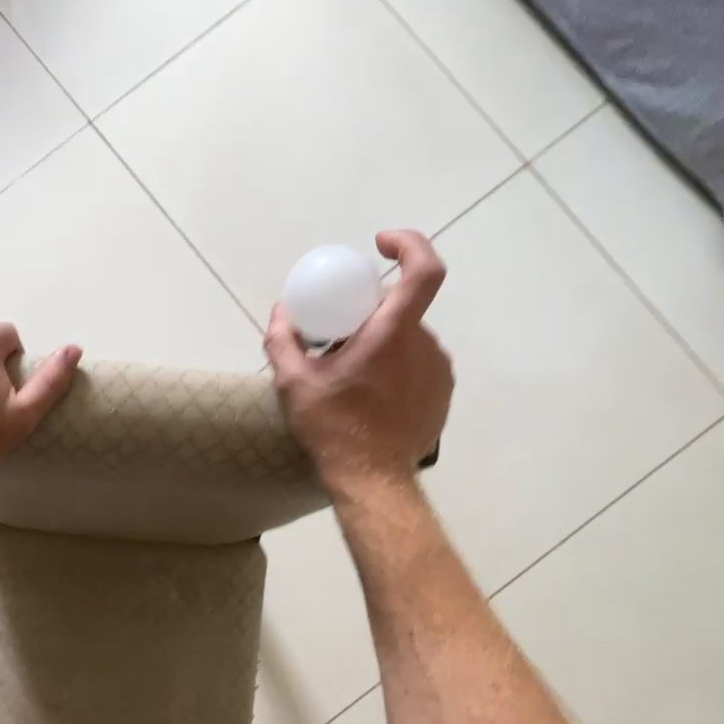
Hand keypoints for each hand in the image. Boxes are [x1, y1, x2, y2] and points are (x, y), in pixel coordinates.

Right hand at [264, 230, 452, 484]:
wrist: (371, 478)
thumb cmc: (333, 428)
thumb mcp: (294, 384)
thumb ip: (283, 341)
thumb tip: (280, 311)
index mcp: (393, 334)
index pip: (423, 269)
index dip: (409, 245)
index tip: (380, 245)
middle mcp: (425, 345)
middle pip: (403, 309)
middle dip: (371, 313)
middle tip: (338, 337)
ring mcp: (439, 371)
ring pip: (409, 340)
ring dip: (382, 345)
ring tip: (351, 374)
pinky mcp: (442, 395)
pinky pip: (418, 366)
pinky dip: (395, 369)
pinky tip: (370, 395)